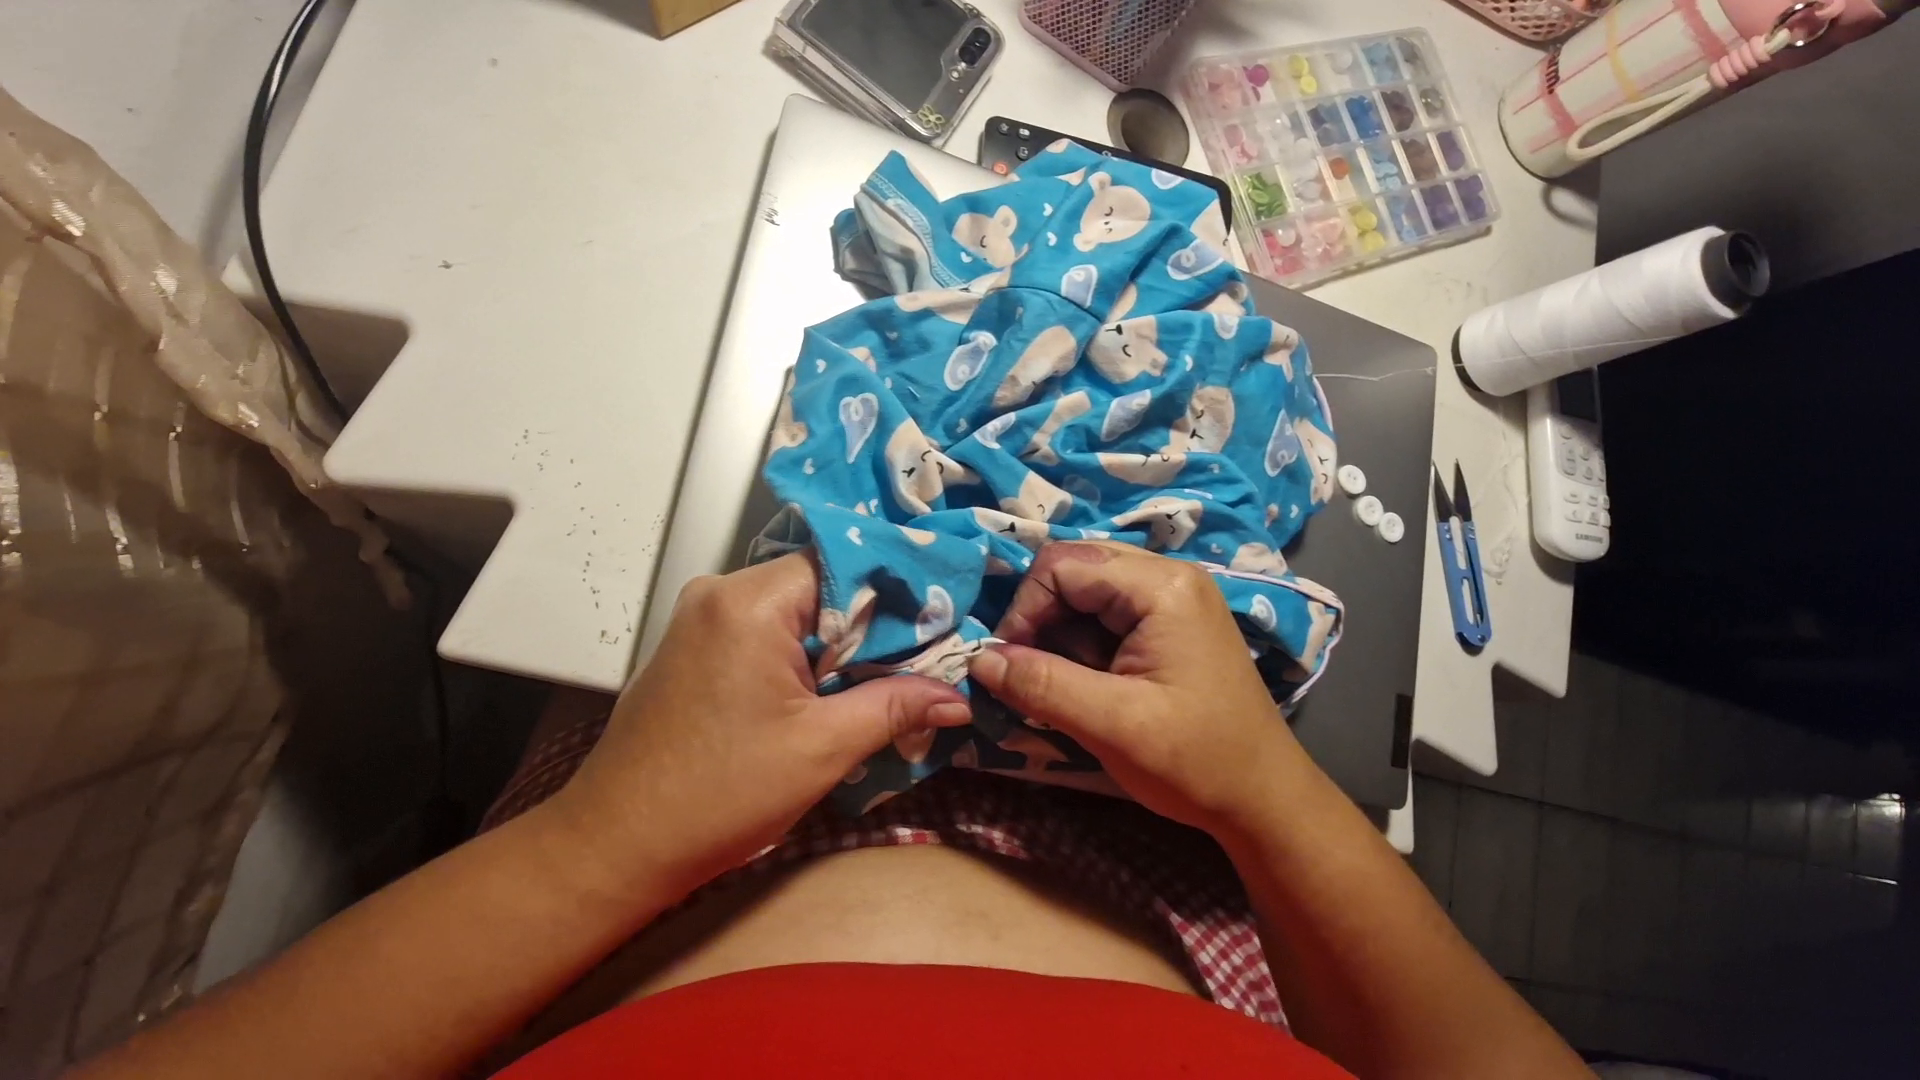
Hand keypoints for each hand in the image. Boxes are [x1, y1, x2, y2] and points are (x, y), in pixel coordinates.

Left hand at [549, 554, 971, 897]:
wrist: (615, 846)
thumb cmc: (719, 796)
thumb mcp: (821, 749)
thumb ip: (894, 707)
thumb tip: (958, 697)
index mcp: (749, 601)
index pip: (846, 562)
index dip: (900, 590)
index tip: (946, 618)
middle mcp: (721, 593)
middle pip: (823, 585)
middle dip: (878, 623)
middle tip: (933, 654)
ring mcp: (702, 620)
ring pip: (798, 611)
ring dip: (844, 643)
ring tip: (896, 675)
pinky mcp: (697, 649)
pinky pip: (768, 633)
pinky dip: (807, 655)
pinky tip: (838, 687)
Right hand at [965, 541, 1303, 838]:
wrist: (1263, 800)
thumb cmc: (1196, 762)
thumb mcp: (1112, 725)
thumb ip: (1042, 685)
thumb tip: (979, 658)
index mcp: (1162, 587)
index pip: (1063, 566)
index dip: (1024, 609)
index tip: (1007, 665)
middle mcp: (1169, 576)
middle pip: (1074, 570)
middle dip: (1040, 621)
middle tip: (1029, 675)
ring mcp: (1173, 598)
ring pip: (1086, 594)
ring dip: (1060, 636)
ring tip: (1064, 687)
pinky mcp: (1170, 623)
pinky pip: (1106, 615)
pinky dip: (1082, 646)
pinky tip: (1089, 685)